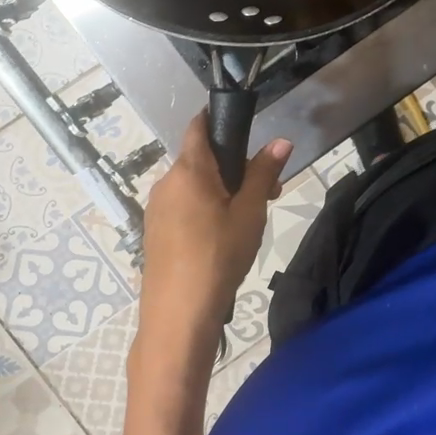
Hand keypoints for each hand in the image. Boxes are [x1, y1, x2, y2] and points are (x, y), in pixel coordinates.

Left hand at [139, 113, 290, 325]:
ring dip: (224, 190)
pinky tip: (226, 234)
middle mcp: (167, 183)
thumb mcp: (250, 212)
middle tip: (269, 190)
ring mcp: (157, 210)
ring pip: (195, 185)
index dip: (219, 118)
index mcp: (188, 171)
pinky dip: (207, 208)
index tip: (246, 124)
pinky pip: (185, 205)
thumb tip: (280, 141)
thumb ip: (263, 173)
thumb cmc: (218, 255)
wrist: (178, 316)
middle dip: (236, 167)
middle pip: (202, 160)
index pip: (199, 127)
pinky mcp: (155, 233)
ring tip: (252, 217)